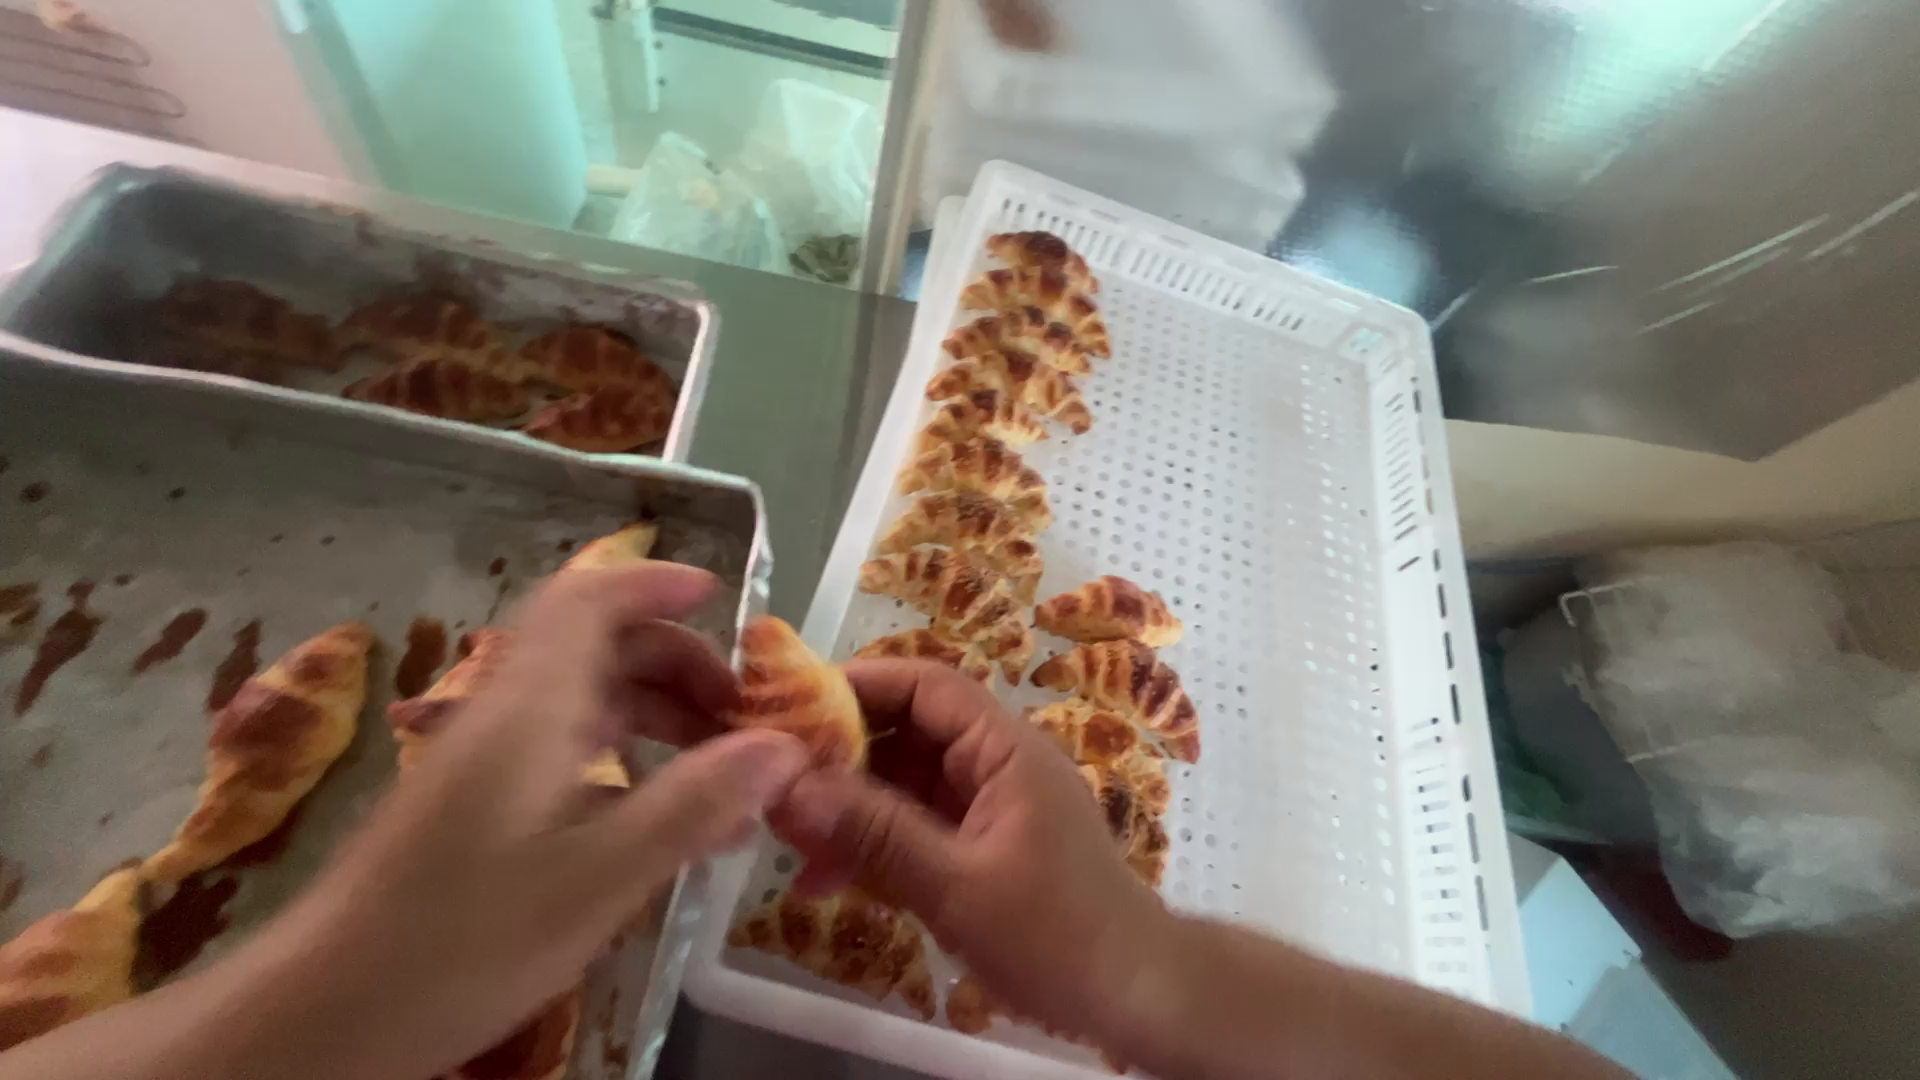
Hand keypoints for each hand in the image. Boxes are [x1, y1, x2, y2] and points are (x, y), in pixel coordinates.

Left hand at [162, 565, 809, 1079]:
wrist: (315, 1025)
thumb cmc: (458, 943)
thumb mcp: (597, 879)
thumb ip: (694, 806)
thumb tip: (785, 749)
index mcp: (532, 709)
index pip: (589, 601)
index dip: (654, 583)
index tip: (719, 596)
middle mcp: (512, 713)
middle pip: (603, 644)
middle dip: (682, 661)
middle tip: (742, 711)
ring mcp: (497, 754)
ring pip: (594, 694)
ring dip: (664, 709)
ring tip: (724, 762)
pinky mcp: (490, 794)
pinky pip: (578, 741)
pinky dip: (636, 753)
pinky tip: (671, 808)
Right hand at [771, 660, 1170, 1043]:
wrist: (1132, 996)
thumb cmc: (1056, 934)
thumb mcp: (957, 886)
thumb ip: (876, 834)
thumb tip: (792, 787)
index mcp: (1004, 747)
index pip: (927, 685)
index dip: (861, 683)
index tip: (794, 703)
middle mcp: (995, 762)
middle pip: (909, 730)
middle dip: (842, 751)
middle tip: (775, 777)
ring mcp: (988, 802)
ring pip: (906, 780)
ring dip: (851, 804)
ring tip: (787, 834)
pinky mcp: (981, 841)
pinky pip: (918, 823)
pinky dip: (875, 841)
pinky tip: (827, 877)